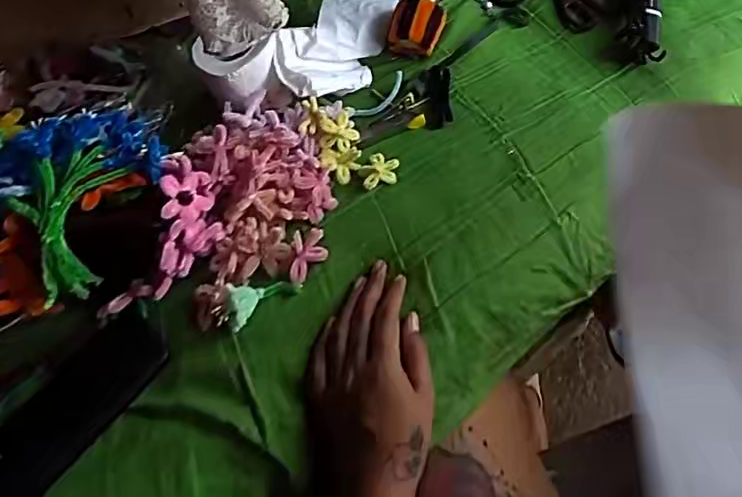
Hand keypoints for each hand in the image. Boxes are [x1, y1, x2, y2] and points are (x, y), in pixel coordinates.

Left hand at [307, 261, 434, 496]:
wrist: (369, 490)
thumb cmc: (406, 444)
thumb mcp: (424, 398)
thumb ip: (417, 355)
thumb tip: (410, 318)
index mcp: (382, 368)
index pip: (384, 319)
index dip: (392, 295)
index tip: (400, 276)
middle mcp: (353, 370)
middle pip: (359, 320)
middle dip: (370, 290)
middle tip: (378, 267)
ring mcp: (332, 385)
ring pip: (338, 334)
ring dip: (348, 305)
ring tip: (358, 284)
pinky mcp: (317, 400)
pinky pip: (317, 359)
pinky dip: (325, 336)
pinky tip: (332, 321)